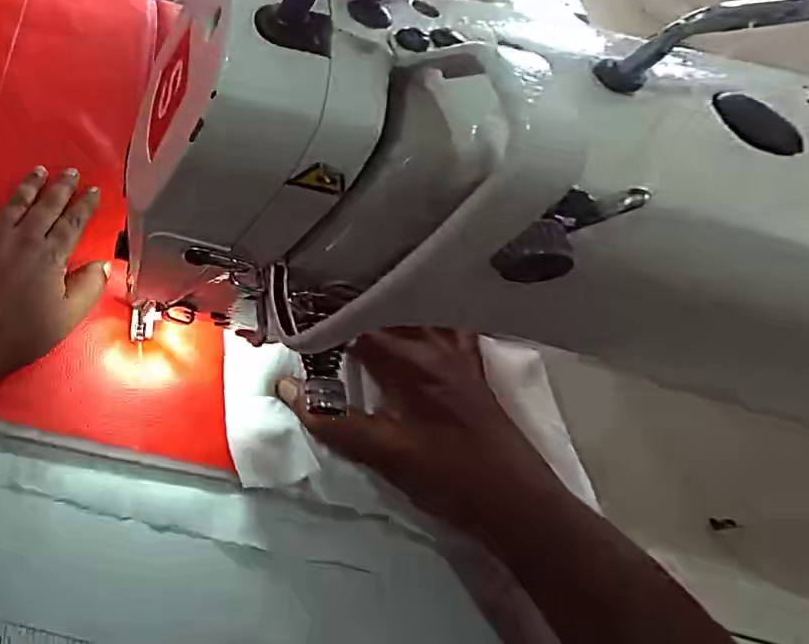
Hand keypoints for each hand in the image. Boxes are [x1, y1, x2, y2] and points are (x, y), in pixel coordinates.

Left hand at [0, 167, 109, 405]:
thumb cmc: (11, 338)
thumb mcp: (60, 322)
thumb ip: (85, 290)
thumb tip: (102, 263)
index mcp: (48, 256)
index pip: (72, 223)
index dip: (85, 205)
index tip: (94, 189)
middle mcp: (22, 237)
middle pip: (46, 206)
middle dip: (61, 187)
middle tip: (71, 171)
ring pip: (15, 202)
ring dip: (29, 184)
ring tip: (39, 170)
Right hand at [278, 328, 571, 534]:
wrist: (524, 509)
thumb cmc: (450, 477)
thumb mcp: (381, 452)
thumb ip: (328, 419)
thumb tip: (284, 386)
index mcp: (406, 358)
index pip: (350, 318)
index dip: (314, 312)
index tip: (287, 311)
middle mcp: (430, 343)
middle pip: (378, 304)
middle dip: (339, 300)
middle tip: (305, 301)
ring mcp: (454, 350)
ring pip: (409, 306)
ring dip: (375, 301)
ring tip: (343, 300)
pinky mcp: (469, 363)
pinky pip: (441, 320)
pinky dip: (418, 311)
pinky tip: (403, 313)